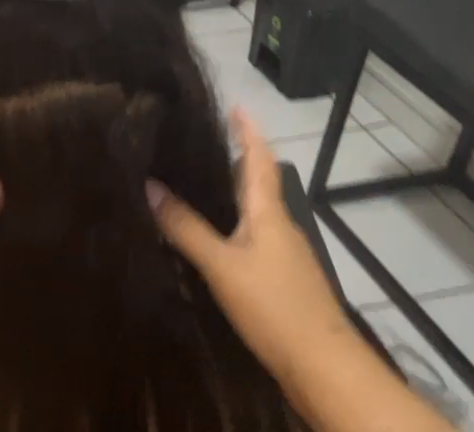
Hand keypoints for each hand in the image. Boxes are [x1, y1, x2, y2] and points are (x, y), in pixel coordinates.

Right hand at [149, 109, 354, 376]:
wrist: (325, 369)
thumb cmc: (275, 306)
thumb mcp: (221, 265)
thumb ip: (185, 227)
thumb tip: (148, 184)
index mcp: (268, 213)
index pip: (259, 160)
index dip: (248, 132)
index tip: (236, 105)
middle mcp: (279, 227)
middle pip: (254, 183)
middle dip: (229, 160)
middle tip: (193, 141)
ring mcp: (283, 256)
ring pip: (251, 213)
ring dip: (226, 195)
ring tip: (188, 184)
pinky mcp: (281, 282)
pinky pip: (250, 240)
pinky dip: (228, 227)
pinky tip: (205, 239)